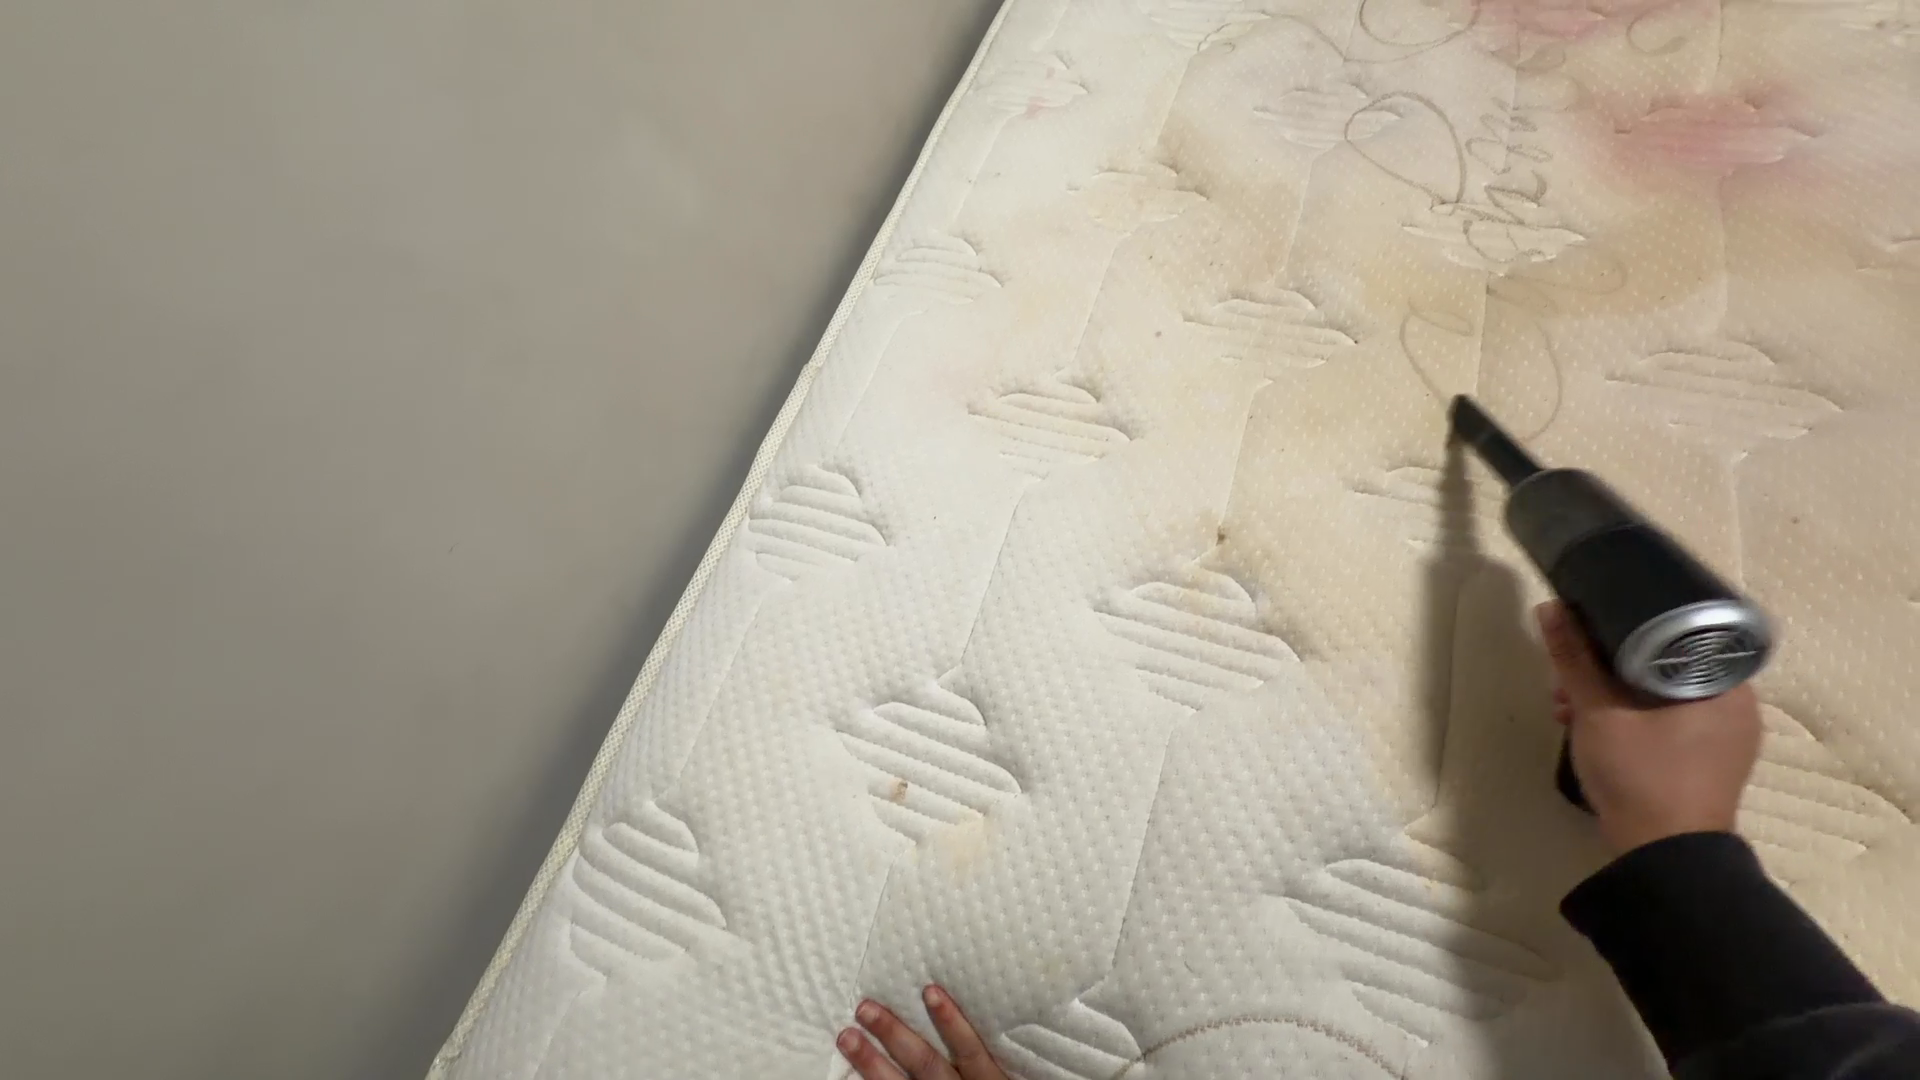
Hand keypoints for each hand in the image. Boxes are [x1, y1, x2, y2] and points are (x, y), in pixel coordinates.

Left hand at [838, 985, 1008, 1079]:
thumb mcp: (999, 1073)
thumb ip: (983, 1050)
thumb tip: (952, 996)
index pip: (969, 1050)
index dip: (951, 1022)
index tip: (929, 990)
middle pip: (926, 1065)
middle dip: (894, 1036)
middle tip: (864, 1008)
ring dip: (871, 1064)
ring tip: (846, 1037)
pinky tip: (846, 1078)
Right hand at [1537, 600, 1762, 854]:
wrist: (1662, 849)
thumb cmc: (1640, 772)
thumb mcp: (1596, 709)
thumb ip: (1574, 658)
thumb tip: (1552, 608)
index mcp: (1725, 689)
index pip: (1675, 636)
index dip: (1624, 630)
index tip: (1585, 638)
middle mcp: (1735, 708)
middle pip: (1659, 665)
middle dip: (1604, 668)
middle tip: (1566, 679)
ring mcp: (1722, 737)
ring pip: (1654, 693)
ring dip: (1607, 693)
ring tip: (1568, 706)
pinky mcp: (1704, 758)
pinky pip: (1661, 718)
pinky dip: (1624, 715)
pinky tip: (1588, 724)